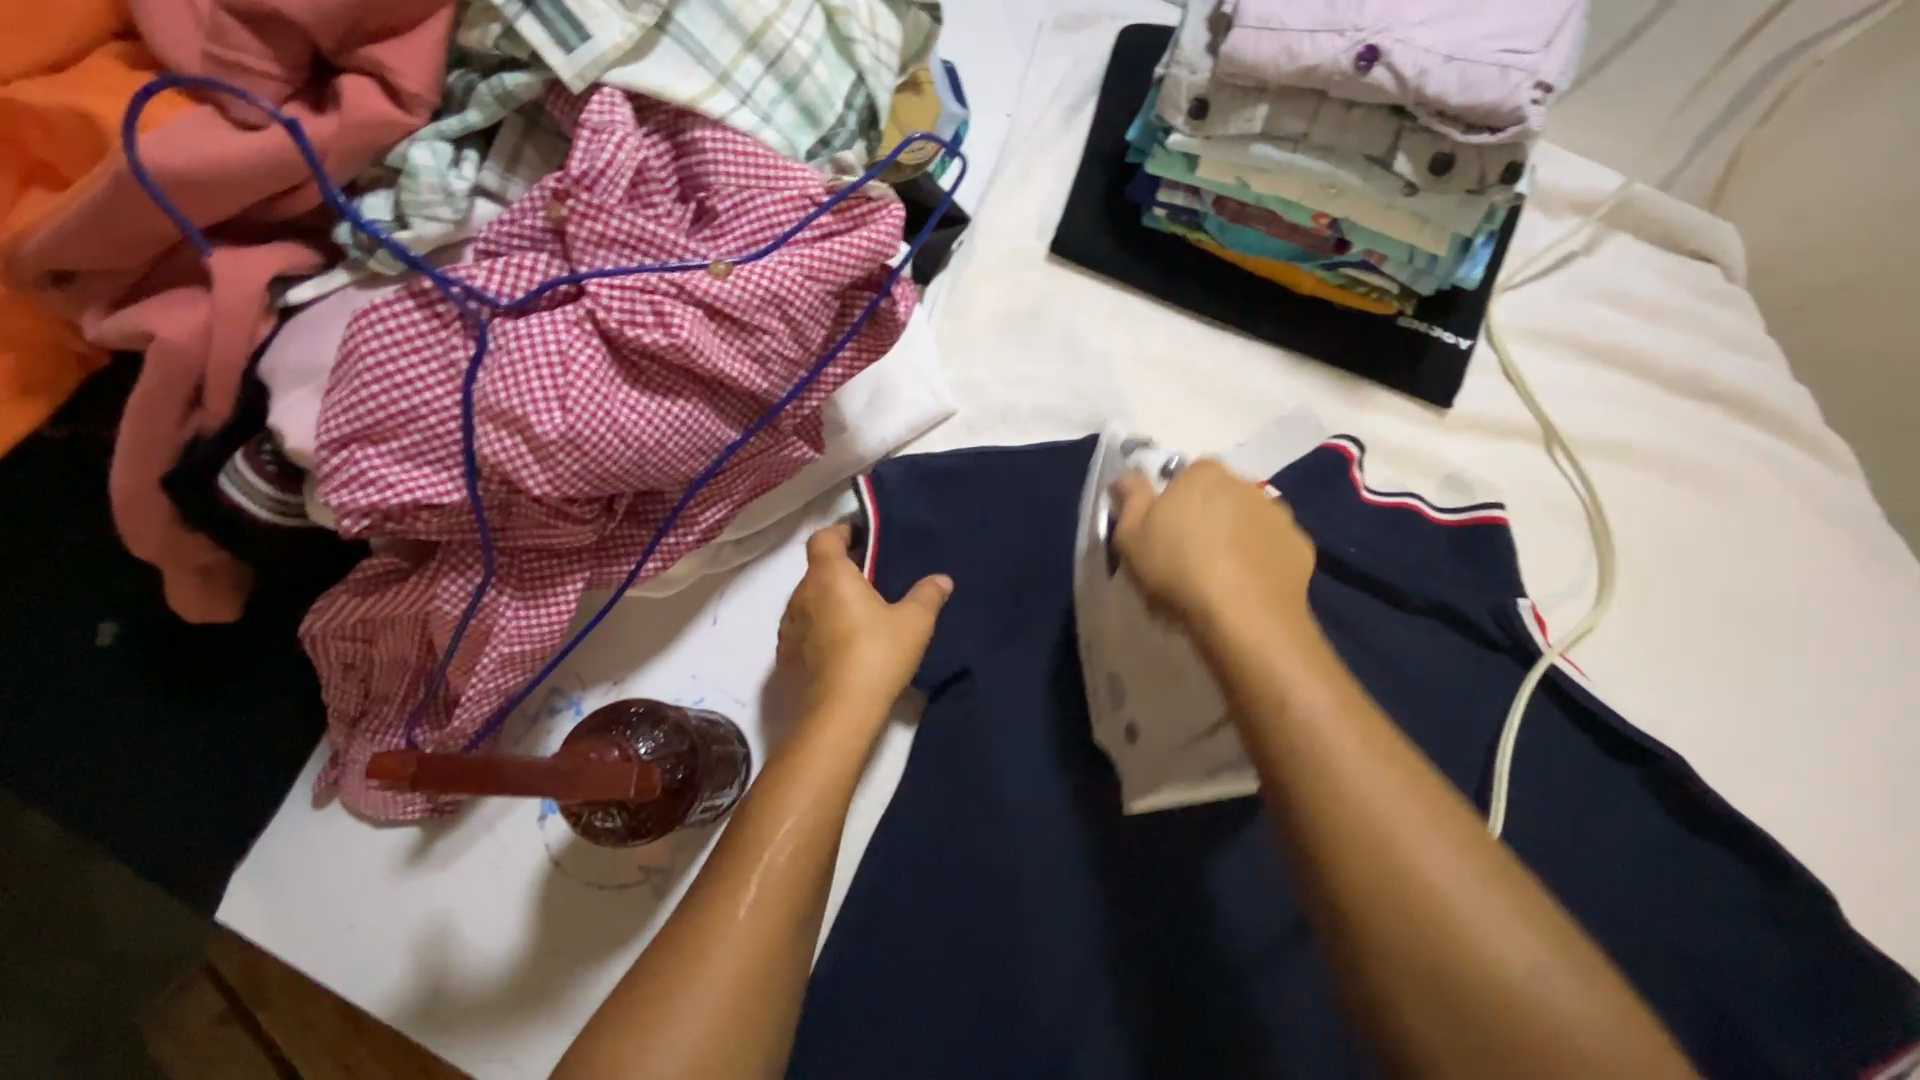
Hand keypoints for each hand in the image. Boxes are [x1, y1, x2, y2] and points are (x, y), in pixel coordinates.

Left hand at [777, 524, 952, 723]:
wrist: (839, 712)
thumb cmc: (877, 654)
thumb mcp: (914, 622)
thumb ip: (927, 595)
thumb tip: (942, 579)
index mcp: (829, 575)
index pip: (824, 537)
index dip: (842, 532)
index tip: (865, 540)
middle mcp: (801, 594)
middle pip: (817, 570)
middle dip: (841, 571)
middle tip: (872, 581)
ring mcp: (789, 627)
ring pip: (809, 602)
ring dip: (829, 602)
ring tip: (858, 617)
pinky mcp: (786, 657)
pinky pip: (803, 631)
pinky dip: (820, 631)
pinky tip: (843, 648)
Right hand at [1111, 460, 1316, 633]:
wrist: (1243, 617)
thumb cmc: (1177, 571)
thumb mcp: (1131, 538)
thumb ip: (1130, 499)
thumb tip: (1128, 476)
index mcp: (1203, 475)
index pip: (1186, 476)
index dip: (1173, 503)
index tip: (1164, 533)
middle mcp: (1245, 484)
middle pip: (1219, 496)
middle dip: (1207, 517)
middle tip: (1189, 557)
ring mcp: (1278, 513)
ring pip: (1248, 520)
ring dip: (1236, 537)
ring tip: (1221, 577)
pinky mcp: (1299, 545)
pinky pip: (1272, 547)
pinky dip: (1261, 560)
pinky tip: (1247, 588)